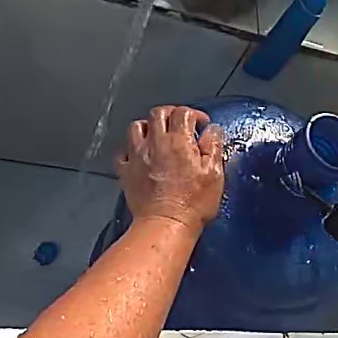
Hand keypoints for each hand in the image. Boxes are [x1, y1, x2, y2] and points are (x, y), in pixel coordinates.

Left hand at [116, 106, 225, 234]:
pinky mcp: (126, 172)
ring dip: (148, 126)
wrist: (166, 224)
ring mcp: (137, 157)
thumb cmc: (193, 203)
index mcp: (179, 141)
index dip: (195, 115)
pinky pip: (123, 152)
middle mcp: (155, 143)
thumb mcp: (214, 174)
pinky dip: (130, 149)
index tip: (202, 125)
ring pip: (136, 127)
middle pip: (158, 113)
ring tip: (157, 135)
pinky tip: (139, 155)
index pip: (183, 113)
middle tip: (179, 124)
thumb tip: (212, 131)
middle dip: (171, 114)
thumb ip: (213, 147)